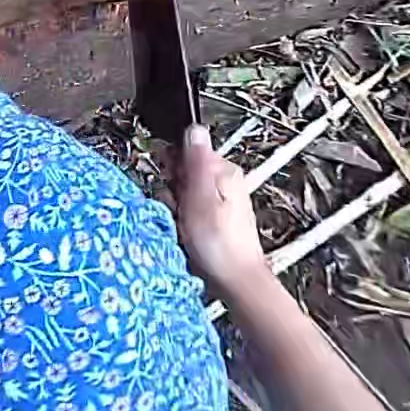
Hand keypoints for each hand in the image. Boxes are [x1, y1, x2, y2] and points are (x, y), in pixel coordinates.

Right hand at [173, 123, 270, 297]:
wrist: (236, 282)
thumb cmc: (218, 243)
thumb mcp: (200, 196)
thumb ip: (196, 160)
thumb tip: (194, 127)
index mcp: (223, 170)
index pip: (187, 148)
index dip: (173, 164)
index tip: (173, 182)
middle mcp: (225, 180)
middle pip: (185, 167)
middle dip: (174, 185)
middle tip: (179, 206)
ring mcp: (222, 198)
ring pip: (185, 188)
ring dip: (177, 203)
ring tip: (184, 222)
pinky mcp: (217, 215)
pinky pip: (191, 205)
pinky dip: (184, 216)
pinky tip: (187, 229)